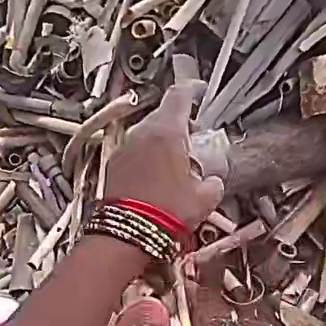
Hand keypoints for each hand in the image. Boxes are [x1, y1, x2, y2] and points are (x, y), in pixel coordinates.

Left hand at [103, 79, 224, 229]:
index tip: (199, 93)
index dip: (192, 90)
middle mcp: (142, 133)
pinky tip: (154, 178)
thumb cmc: (167, 212)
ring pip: (146, 135)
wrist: (127, 234)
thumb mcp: (205, 198)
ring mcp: (124, 148)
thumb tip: (212, 181)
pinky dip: (145, 158)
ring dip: (160, 143)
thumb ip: (213, 182)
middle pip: (162, 115)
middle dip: (178, 124)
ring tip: (174, 164)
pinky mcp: (112, 166)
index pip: (179, 95)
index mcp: (167, 131)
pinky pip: (133, 153)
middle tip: (192, 142)